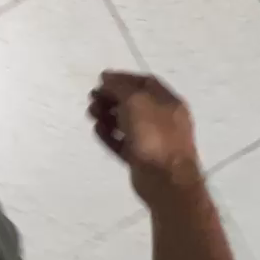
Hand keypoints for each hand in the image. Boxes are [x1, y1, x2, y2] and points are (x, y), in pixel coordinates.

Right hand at [90, 71, 201, 203]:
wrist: (167, 182)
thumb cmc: (154, 134)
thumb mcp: (135, 100)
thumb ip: (118, 85)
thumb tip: (106, 77)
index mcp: (168, 102)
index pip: (144, 82)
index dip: (122, 78)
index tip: (101, 80)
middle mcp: (162, 119)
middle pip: (132, 102)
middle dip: (110, 97)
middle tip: (92, 98)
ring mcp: (152, 140)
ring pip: (126, 122)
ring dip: (106, 115)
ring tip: (92, 114)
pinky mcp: (142, 159)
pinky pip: (122, 142)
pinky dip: (109, 135)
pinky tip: (97, 130)